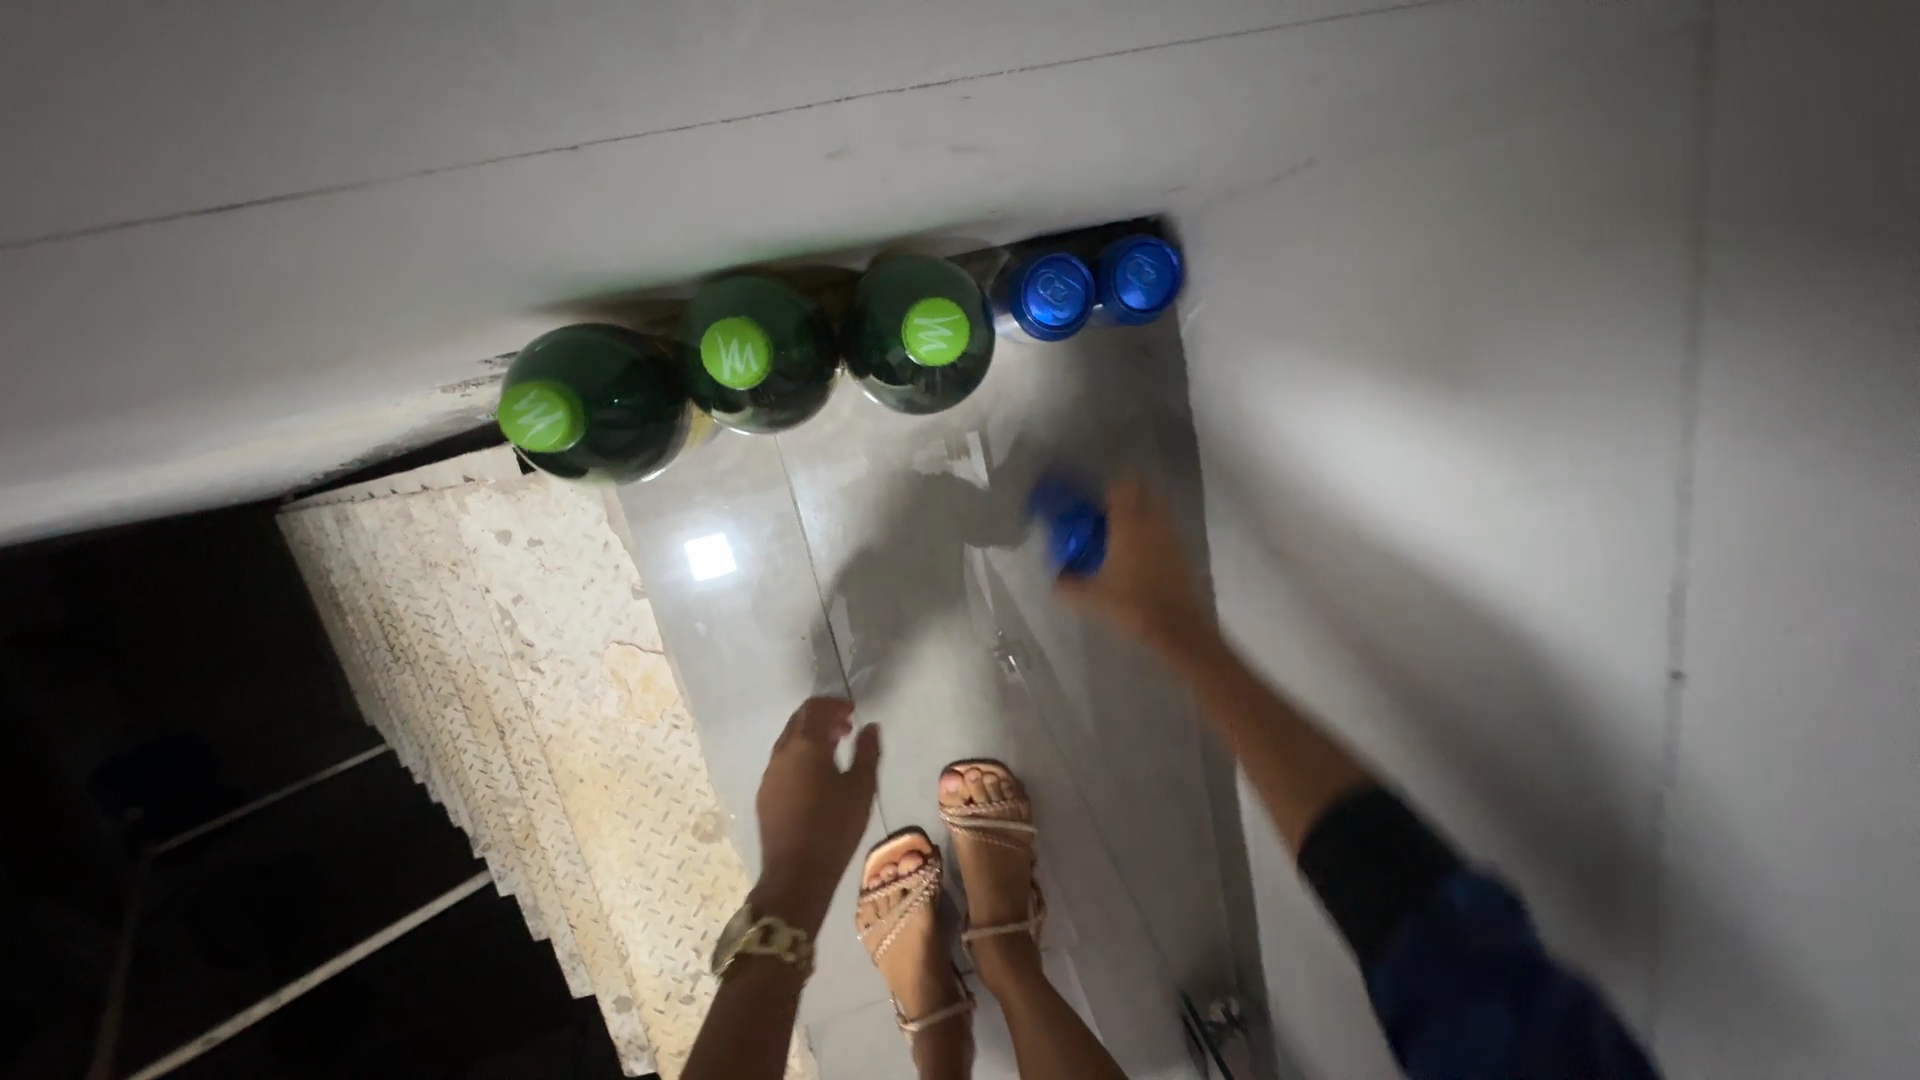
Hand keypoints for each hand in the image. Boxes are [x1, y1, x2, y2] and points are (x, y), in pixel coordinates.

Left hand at [750, 697, 879, 934]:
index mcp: (805, 745)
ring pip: (789, 742)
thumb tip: (870, 726)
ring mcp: (769, 774)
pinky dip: (800, 757)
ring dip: (810, 738)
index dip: (834, 704)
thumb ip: (867, 751)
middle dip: (822, 718)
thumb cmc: (835, 826)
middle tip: (847, 729)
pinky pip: (783, 762)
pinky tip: (815, 778)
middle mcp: (782, 753)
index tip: (853, 712)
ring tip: (834, 752)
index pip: (814, 708)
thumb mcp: (862, 787)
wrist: (796, 873)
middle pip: (799, 721)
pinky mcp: (764, 795)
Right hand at [1054, 476, 1215, 660]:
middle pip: (1143, 491)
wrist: (1177, 625)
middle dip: (1128, 494)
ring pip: (1158, 508)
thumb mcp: (1093, 598)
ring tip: (1126, 528)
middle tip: (1111, 510)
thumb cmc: (1132, 605)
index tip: (1098, 500)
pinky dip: (1155, 530)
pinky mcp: (1182, 551)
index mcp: (1128, 526)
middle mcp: (1152, 523)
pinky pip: (1166, 528)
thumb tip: (1054, 582)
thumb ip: (1069, 586)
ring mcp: (1171, 535)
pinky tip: (1142, 551)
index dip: (1109, 488)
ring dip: (1144, 510)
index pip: (1121, 489)